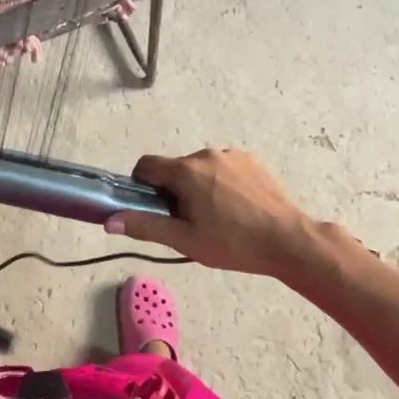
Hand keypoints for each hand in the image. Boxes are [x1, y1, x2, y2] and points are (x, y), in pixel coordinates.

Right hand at [106, 148, 319, 276]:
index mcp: (186, 171)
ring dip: (200, 186)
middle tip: (189, 222)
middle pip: (176, 169)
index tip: (152, 207)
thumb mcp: (184, 240)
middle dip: (174, 190)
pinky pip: (225, 168)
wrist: (288, 240)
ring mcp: (233, 155)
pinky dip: (222, 183)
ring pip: (201, 168)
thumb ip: (146, 226)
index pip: (147, 165)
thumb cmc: (233, 243)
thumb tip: (110, 220)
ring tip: (218, 218)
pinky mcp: (253, 161)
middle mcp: (207, 154)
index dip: (141, 184)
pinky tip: (238, 208)